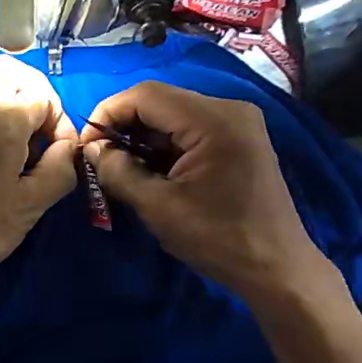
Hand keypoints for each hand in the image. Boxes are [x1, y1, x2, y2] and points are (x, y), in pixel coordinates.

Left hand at [0, 55, 78, 324]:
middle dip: (35, 97)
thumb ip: (60, 168)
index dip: (60, 120)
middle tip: (41, 140)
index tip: (58, 157)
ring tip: (22, 161)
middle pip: (8, 74)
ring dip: (14, 114)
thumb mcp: (31, 205)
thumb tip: (67, 147)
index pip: (42, 93)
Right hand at [78, 82, 329, 298]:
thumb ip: (117, 171)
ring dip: (138, 136)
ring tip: (119, 168)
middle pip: (157, 100)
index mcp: (213, 121)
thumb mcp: (156, 206)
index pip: (144, 95)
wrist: (275, 267)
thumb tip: (92, 150)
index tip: (86, 146)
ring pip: (169, 114)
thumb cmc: (216, 237)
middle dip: (121, 125)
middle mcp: (228, 110)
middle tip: (99, 159)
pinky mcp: (235, 139)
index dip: (107, 114)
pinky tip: (147, 171)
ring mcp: (235, 124)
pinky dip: (159, 144)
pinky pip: (185, 128)